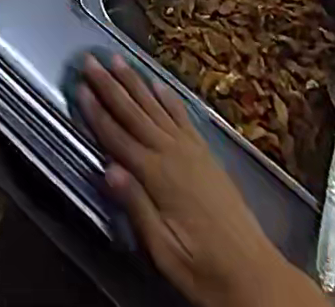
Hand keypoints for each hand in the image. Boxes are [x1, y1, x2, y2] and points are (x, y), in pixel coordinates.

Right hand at [77, 55, 327, 306]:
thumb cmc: (202, 268)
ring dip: (134, 81)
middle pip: (132, 112)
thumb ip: (136, 206)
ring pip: (154, 107)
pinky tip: (157, 84)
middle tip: (90, 59)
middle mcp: (172, 154)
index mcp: (156, 176)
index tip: (79, 86)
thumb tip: (108, 169)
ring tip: (117, 58)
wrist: (255, 275)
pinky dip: (168, 97)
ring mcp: (191, 150)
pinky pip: (182, 116)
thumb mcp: (163, 249)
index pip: (116, 137)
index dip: (95, 111)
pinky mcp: (205, 153)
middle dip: (109, 85)